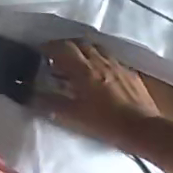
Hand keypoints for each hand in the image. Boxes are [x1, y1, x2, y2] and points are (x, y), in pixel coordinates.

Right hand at [37, 40, 161, 145]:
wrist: (143, 129)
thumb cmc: (105, 123)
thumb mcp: (73, 116)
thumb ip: (50, 103)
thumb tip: (29, 95)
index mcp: (83, 70)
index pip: (63, 47)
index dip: (49, 47)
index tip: (40, 52)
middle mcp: (100, 61)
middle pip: (80, 43)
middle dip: (65, 46)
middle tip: (56, 57)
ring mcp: (117, 65)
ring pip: (96, 48)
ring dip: (83, 51)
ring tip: (77, 62)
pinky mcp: (130, 73)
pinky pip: (111, 58)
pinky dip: (100, 60)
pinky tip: (99, 73)